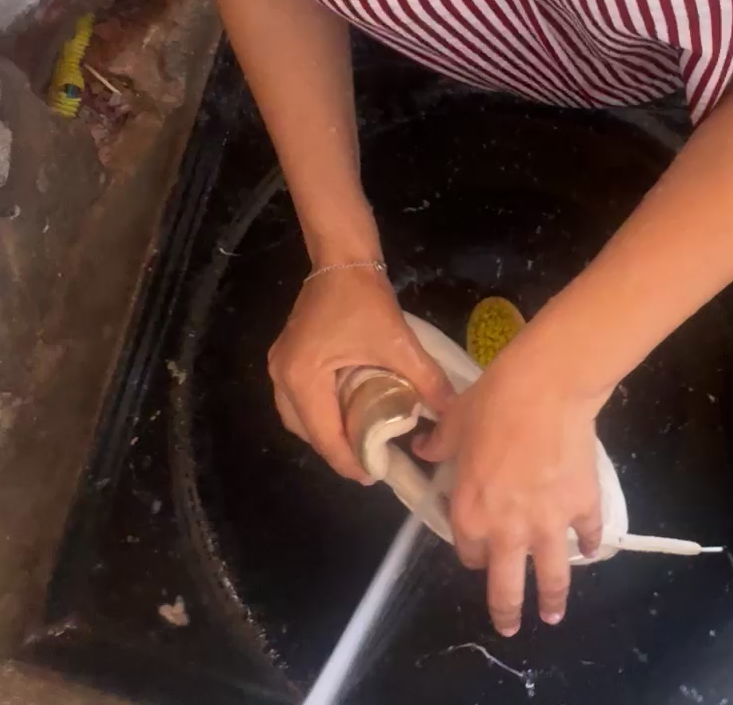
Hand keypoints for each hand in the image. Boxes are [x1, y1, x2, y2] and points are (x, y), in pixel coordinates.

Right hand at [268, 264, 454, 481]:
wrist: (343, 257)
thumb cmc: (365, 299)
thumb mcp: (398, 343)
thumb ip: (425, 380)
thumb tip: (451, 411)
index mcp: (303, 379)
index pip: (324, 436)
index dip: (349, 460)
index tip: (376, 475)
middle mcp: (283, 377)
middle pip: (308, 431)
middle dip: (338, 448)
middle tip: (371, 459)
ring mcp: (281, 365)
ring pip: (301, 416)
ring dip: (328, 430)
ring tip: (361, 440)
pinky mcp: (288, 354)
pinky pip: (301, 398)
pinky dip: (322, 411)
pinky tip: (348, 410)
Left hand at [414, 333, 609, 634]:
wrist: (545, 389)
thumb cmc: (492, 403)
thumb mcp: (454, 422)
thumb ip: (438, 444)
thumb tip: (423, 448)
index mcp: (471, 514)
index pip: (469, 553)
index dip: (473, 554)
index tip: (479, 552)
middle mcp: (508, 531)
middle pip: (507, 587)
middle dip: (508, 612)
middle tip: (511, 626)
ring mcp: (550, 523)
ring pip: (552, 577)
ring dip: (553, 600)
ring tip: (554, 614)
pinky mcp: (583, 506)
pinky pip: (588, 536)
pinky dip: (590, 545)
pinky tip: (591, 549)